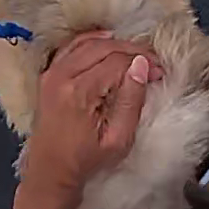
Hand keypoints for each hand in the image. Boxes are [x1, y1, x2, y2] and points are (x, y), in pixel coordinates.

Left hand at [19, 31, 162, 205]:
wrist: (52, 169)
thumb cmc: (87, 159)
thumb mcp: (118, 139)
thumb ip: (130, 101)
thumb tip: (141, 67)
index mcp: (80, 92)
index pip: (116, 62)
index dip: (142, 62)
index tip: (160, 72)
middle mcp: (63, 75)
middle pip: (102, 47)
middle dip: (131, 50)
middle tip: (153, 60)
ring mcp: (52, 72)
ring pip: (86, 42)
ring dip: (114, 43)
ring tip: (136, 53)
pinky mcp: (49, 74)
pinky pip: (71, 47)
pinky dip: (91, 40)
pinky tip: (106, 41)